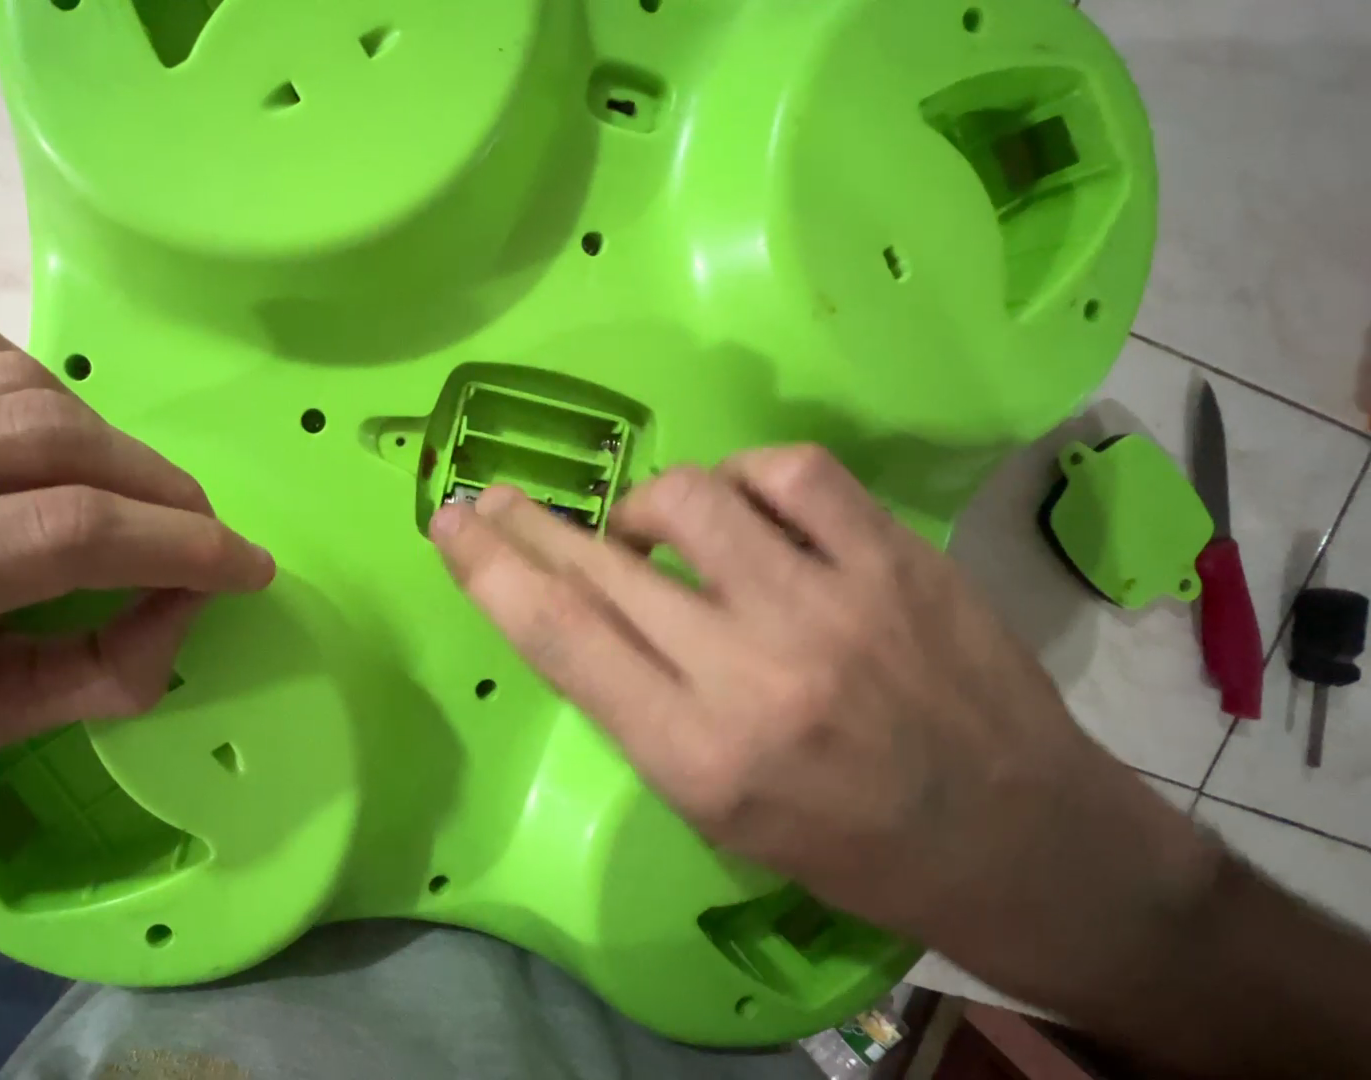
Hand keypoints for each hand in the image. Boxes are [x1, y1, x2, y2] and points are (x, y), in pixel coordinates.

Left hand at [0, 313, 274, 829]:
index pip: (55, 534)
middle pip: (43, 441)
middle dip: (157, 485)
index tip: (248, 567)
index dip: (177, 545)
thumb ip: (108, 669)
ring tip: (129, 498)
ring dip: (107, 441)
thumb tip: (195, 593)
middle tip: (202, 532)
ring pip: (13, 386)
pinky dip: (44, 396)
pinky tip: (50, 449)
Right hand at [429, 447, 1215, 985]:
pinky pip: (790, 472)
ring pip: (689, 498)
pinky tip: (744, 506)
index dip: (489, 569)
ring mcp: (832, 607)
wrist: (1021, 844)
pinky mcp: (898, 560)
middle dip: (527, 522)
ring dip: (643, 505)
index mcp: (694, 754)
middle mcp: (753, 674)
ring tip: (650, 529)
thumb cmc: (840, 839)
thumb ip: (636, 697)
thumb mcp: (711, 800)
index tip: (449, 523)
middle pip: (603, 566)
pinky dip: (744, 477)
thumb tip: (579, 596)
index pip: (559, 637)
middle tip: (492, 496)